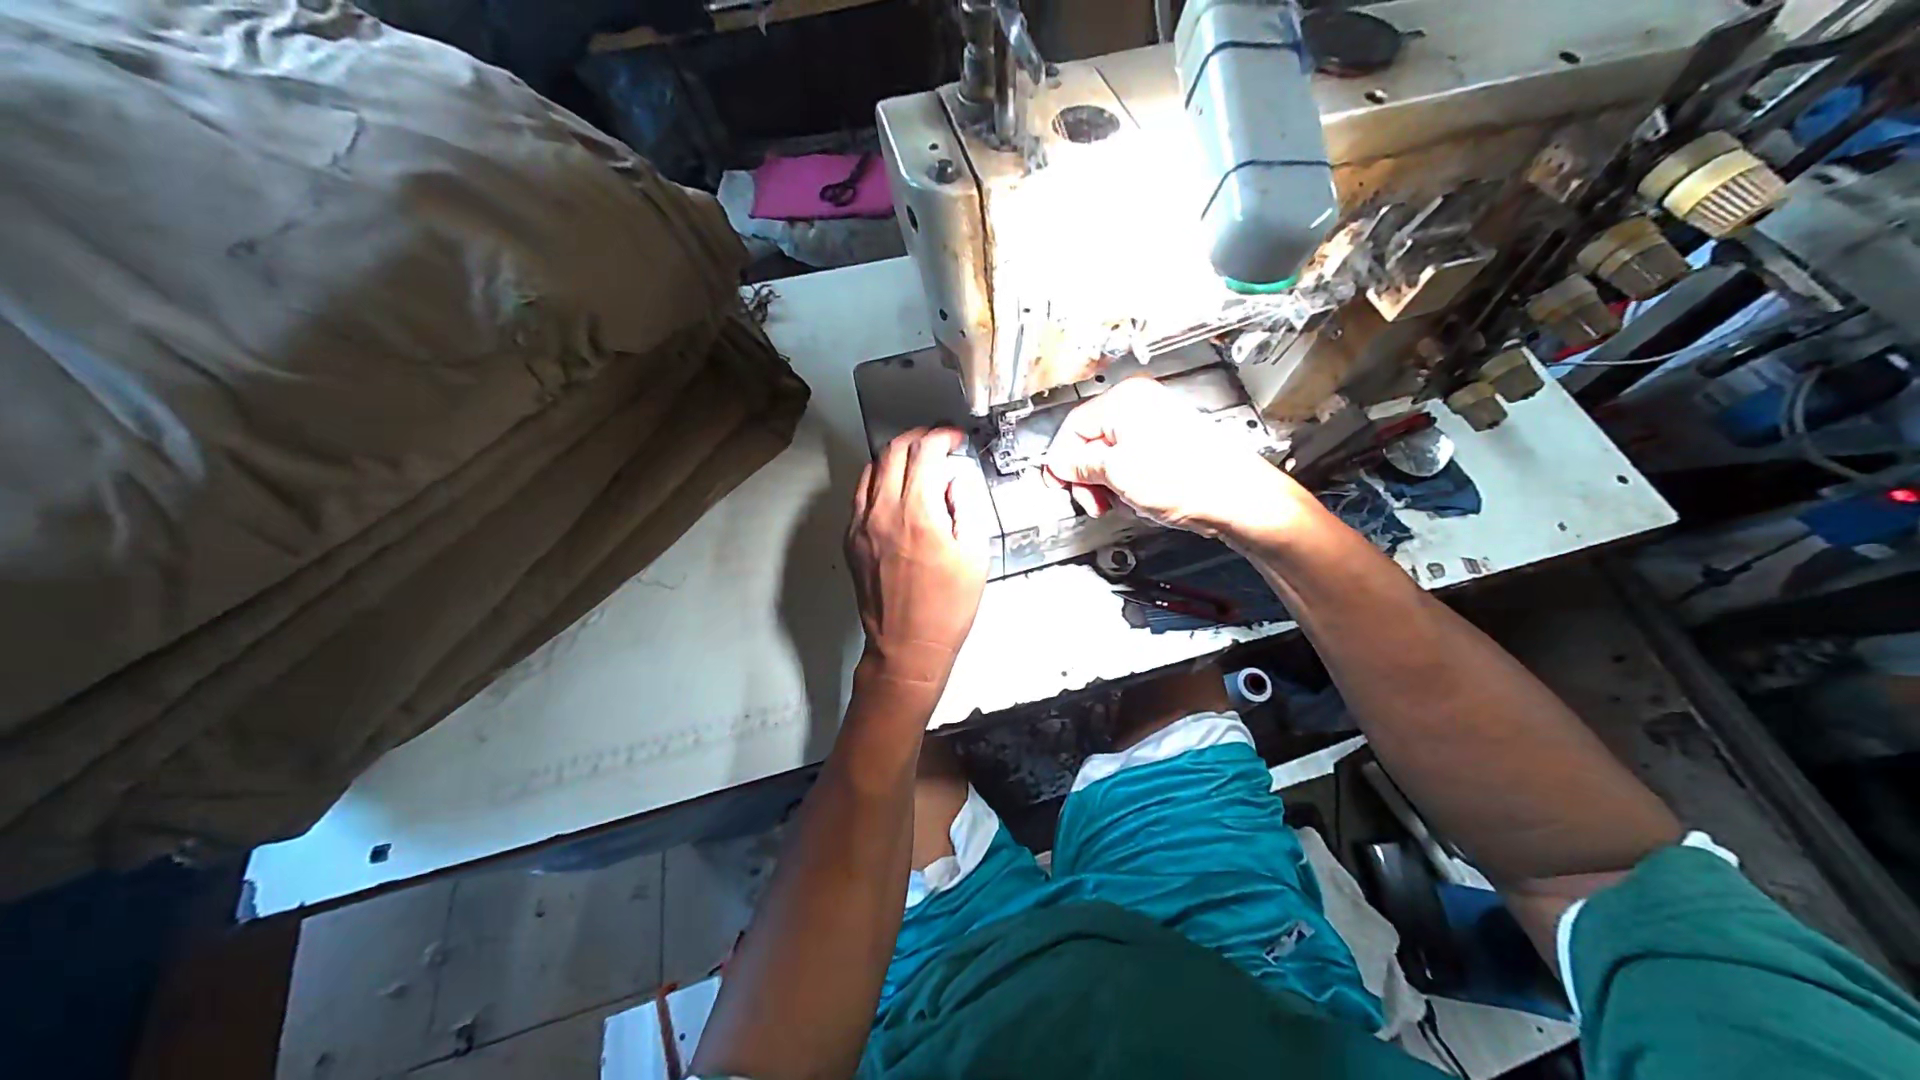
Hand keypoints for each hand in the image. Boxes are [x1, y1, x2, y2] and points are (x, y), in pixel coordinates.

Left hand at [846, 427, 992, 688]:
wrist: (907, 646)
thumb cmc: (944, 610)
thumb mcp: (975, 556)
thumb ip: (966, 508)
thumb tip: (954, 482)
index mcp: (917, 515)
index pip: (924, 452)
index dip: (942, 436)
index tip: (954, 437)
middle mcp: (883, 514)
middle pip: (893, 451)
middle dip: (918, 437)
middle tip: (937, 439)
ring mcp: (861, 527)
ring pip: (871, 469)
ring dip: (895, 454)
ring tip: (916, 458)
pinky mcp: (851, 541)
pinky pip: (859, 494)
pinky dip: (877, 479)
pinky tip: (894, 487)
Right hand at [1043, 377, 1307, 539]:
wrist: (1237, 498)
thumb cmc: (1192, 480)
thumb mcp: (1118, 473)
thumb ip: (1080, 465)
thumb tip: (1061, 464)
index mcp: (1125, 402)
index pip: (1072, 428)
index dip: (1061, 460)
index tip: (1060, 482)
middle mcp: (1140, 406)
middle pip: (1090, 442)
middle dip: (1087, 476)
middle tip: (1094, 499)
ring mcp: (1155, 425)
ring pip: (1110, 457)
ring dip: (1109, 484)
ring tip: (1125, 499)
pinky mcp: (1167, 446)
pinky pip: (1131, 463)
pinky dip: (1128, 484)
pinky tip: (1140, 498)